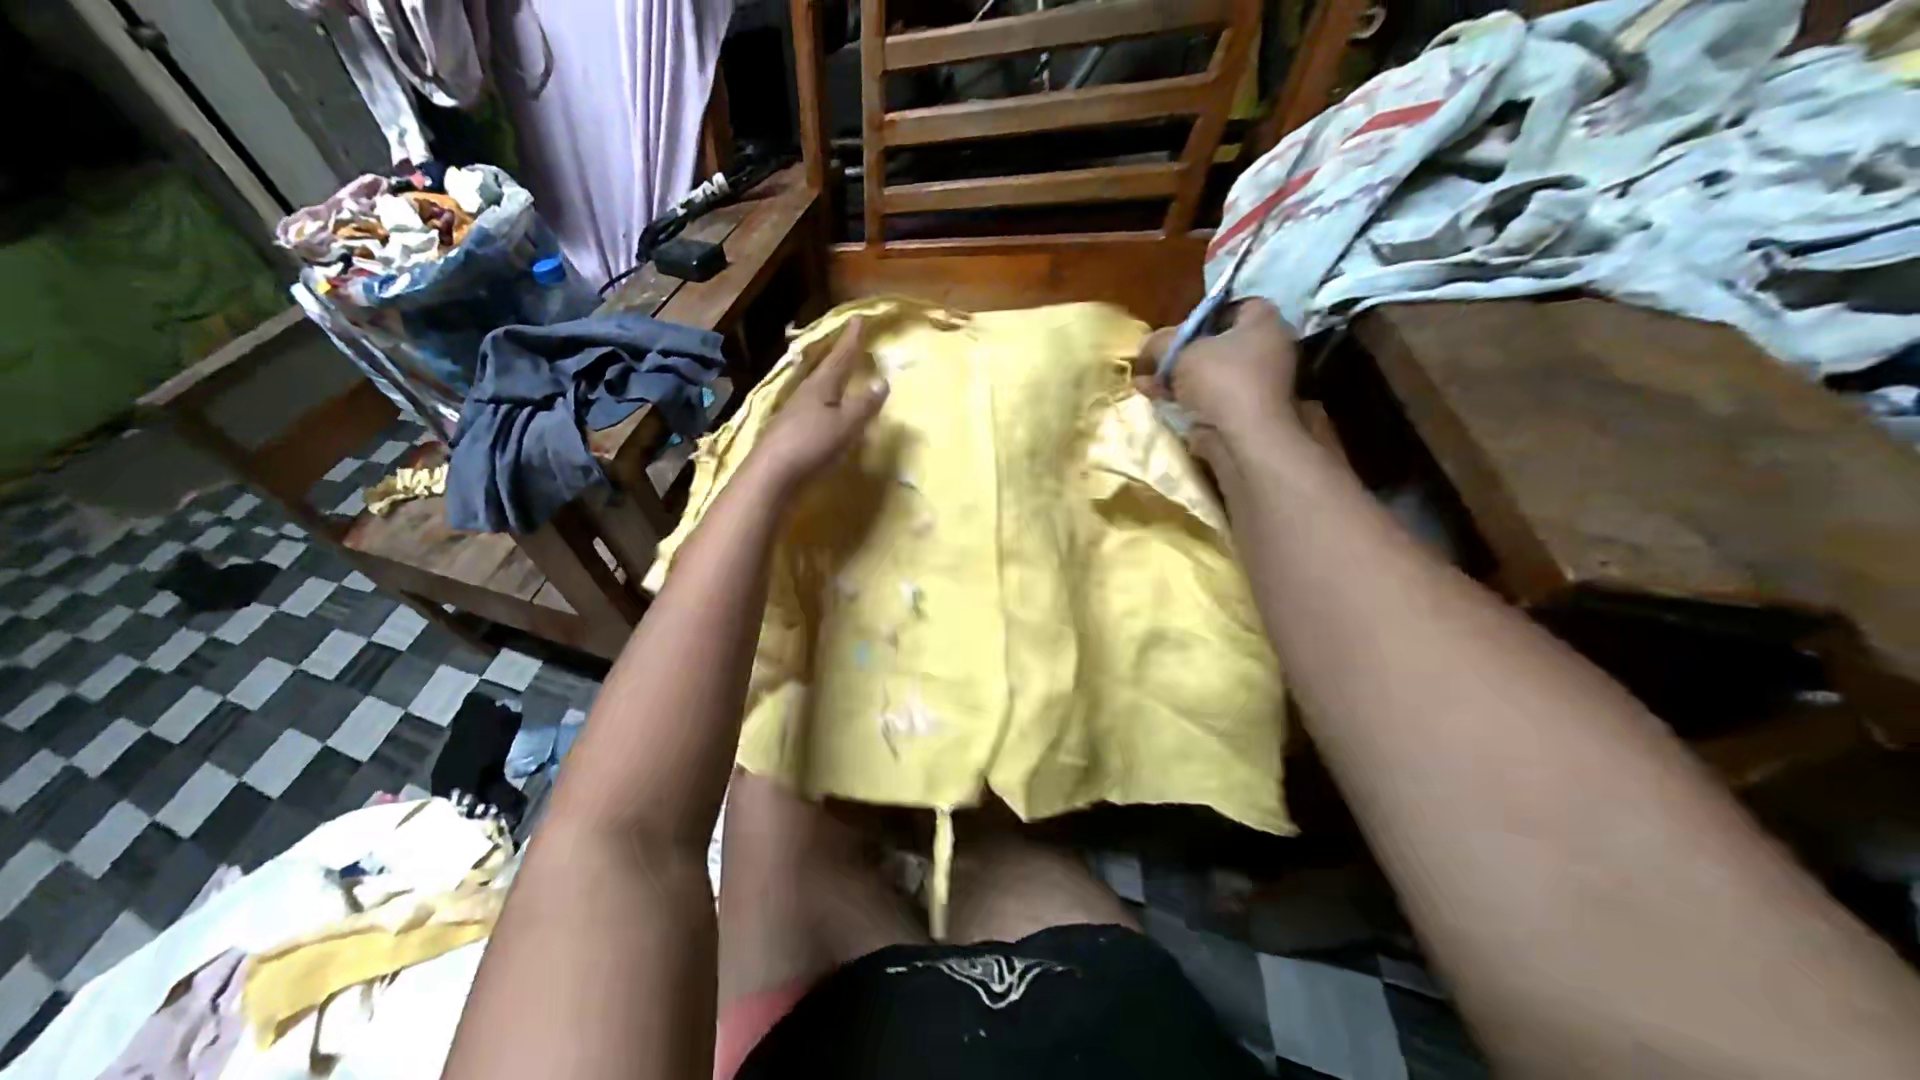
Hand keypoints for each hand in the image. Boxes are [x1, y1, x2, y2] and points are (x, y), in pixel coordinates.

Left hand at [749, 317, 889, 494]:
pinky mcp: (789, 431)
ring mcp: (794, 412)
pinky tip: (826, 409)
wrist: (771, 474)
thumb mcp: (846, 425)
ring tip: (841, 373)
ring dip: (831, 378)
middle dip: (840, 356)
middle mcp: (806, 393)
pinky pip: (813, 407)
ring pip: (818, 387)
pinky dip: (826, 401)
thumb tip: (882, 382)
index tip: (859, 319)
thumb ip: (865, 405)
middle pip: (826, 369)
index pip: (841, 357)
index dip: (851, 340)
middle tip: (851, 343)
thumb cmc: (812, 444)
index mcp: (822, 386)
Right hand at [1134, 299, 1300, 462]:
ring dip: (1178, 378)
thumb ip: (1159, 344)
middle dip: (1181, 353)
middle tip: (1155, 362)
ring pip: (1211, 374)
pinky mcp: (1248, 411)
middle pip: (1216, 343)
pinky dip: (1188, 398)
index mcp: (1263, 321)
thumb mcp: (1179, 352)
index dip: (1198, 317)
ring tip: (1146, 385)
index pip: (1229, 307)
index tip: (1174, 333)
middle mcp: (1268, 348)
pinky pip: (1214, 397)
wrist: (1244, 437)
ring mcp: (1260, 383)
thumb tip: (1145, 345)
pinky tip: (1159, 400)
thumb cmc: (1219, 379)